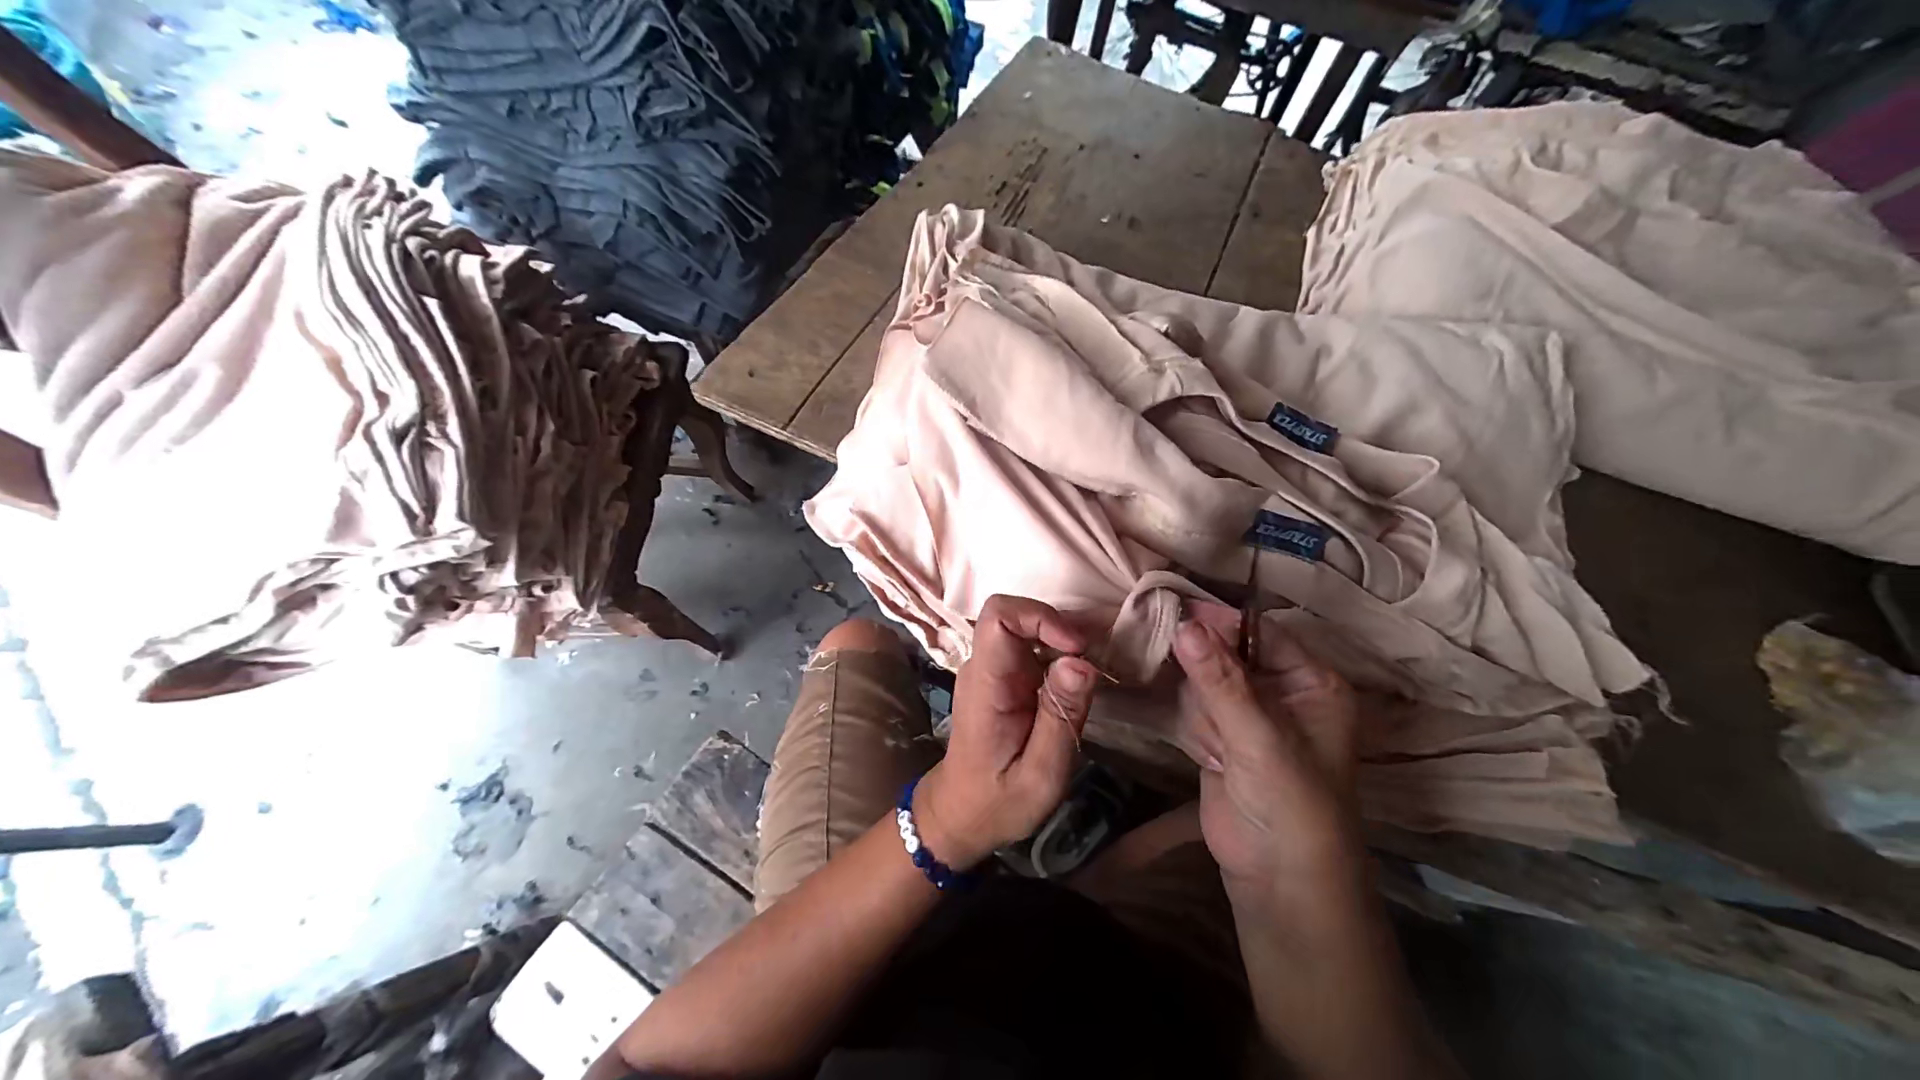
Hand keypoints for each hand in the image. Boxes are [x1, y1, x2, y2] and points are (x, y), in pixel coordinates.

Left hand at [913, 595, 1099, 869]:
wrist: (962, 813)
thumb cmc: (998, 801)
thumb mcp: (1040, 775)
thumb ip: (1060, 718)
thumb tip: (1081, 662)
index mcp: (986, 684)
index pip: (999, 617)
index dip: (1041, 617)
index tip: (1078, 647)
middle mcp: (983, 667)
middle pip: (1015, 615)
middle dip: (1061, 628)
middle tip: (1097, 660)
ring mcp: (991, 670)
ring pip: (1026, 628)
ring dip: (1063, 641)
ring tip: (1093, 673)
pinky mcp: (1003, 678)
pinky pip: (1030, 648)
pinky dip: (1059, 654)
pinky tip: (1078, 682)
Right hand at [1172, 619, 1363, 895]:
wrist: (1279, 878)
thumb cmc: (1292, 801)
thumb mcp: (1260, 737)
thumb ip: (1220, 680)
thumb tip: (1185, 624)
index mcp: (1310, 682)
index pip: (1260, 633)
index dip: (1220, 623)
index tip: (1174, 611)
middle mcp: (1279, 691)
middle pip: (1225, 653)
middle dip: (1204, 671)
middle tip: (1192, 689)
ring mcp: (1247, 716)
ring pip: (1201, 680)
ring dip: (1200, 708)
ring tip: (1217, 745)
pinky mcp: (1220, 737)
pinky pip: (1192, 708)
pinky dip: (1192, 724)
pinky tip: (1209, 754)